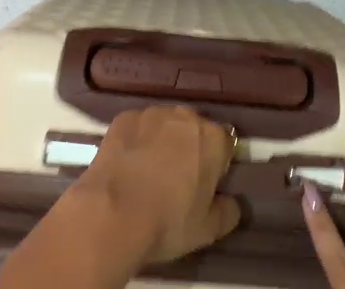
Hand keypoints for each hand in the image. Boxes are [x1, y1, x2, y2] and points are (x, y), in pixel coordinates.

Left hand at [73, 105, 243, 262]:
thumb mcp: (207, 230)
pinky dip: (136, 140)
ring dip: (162, 141)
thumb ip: (228, 212)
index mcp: (213, 139)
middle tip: (176, 179)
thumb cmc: (167, 222)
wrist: (112, 213)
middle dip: (189, 148)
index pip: (225, 144)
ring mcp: (152, 114)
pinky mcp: (124, 117)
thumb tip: (232, 203)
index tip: (205, 183)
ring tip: (148, 172)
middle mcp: (186, 116)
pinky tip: (128, 164)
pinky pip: (138, 127)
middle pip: (194, 129)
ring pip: (165, 125)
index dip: (217, 164)